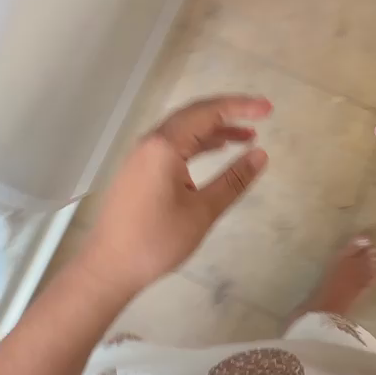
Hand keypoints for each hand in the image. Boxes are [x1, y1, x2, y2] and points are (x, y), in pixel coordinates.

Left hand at [76, 95, 271, 298]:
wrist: (108, 267)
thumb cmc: (155, 240)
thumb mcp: (202, 211)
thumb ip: (233, 180)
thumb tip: (261, 154)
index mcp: (165, 145)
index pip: (208, 112)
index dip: (240, 107)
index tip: (268, 108)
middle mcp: (151, 142)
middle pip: (195, 114)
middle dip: (229, 112)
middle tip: (261, 115)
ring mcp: (142, 155)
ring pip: (184, 130)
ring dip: (215, 130)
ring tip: (247, 137)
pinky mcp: (140, 169)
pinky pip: (174, 145)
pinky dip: (198, 144)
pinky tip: (216, 151)